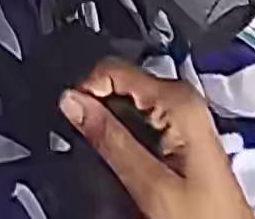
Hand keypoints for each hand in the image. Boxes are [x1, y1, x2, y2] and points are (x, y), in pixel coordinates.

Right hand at [59, 58, 249, 218]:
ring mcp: (183, 114)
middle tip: (85, 141)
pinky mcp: (181, 132)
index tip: (71, 115)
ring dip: (110, 124)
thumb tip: (72, 100)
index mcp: (178, 100)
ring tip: (104, 155)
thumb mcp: (151, 186)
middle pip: (121, 83)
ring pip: (128, 102)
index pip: (115, 69)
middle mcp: (182, 98)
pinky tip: (123, 160)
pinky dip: (124, 134)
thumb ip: (109, 140)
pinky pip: (141, 118)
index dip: (87, 89)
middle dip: (98, 107)